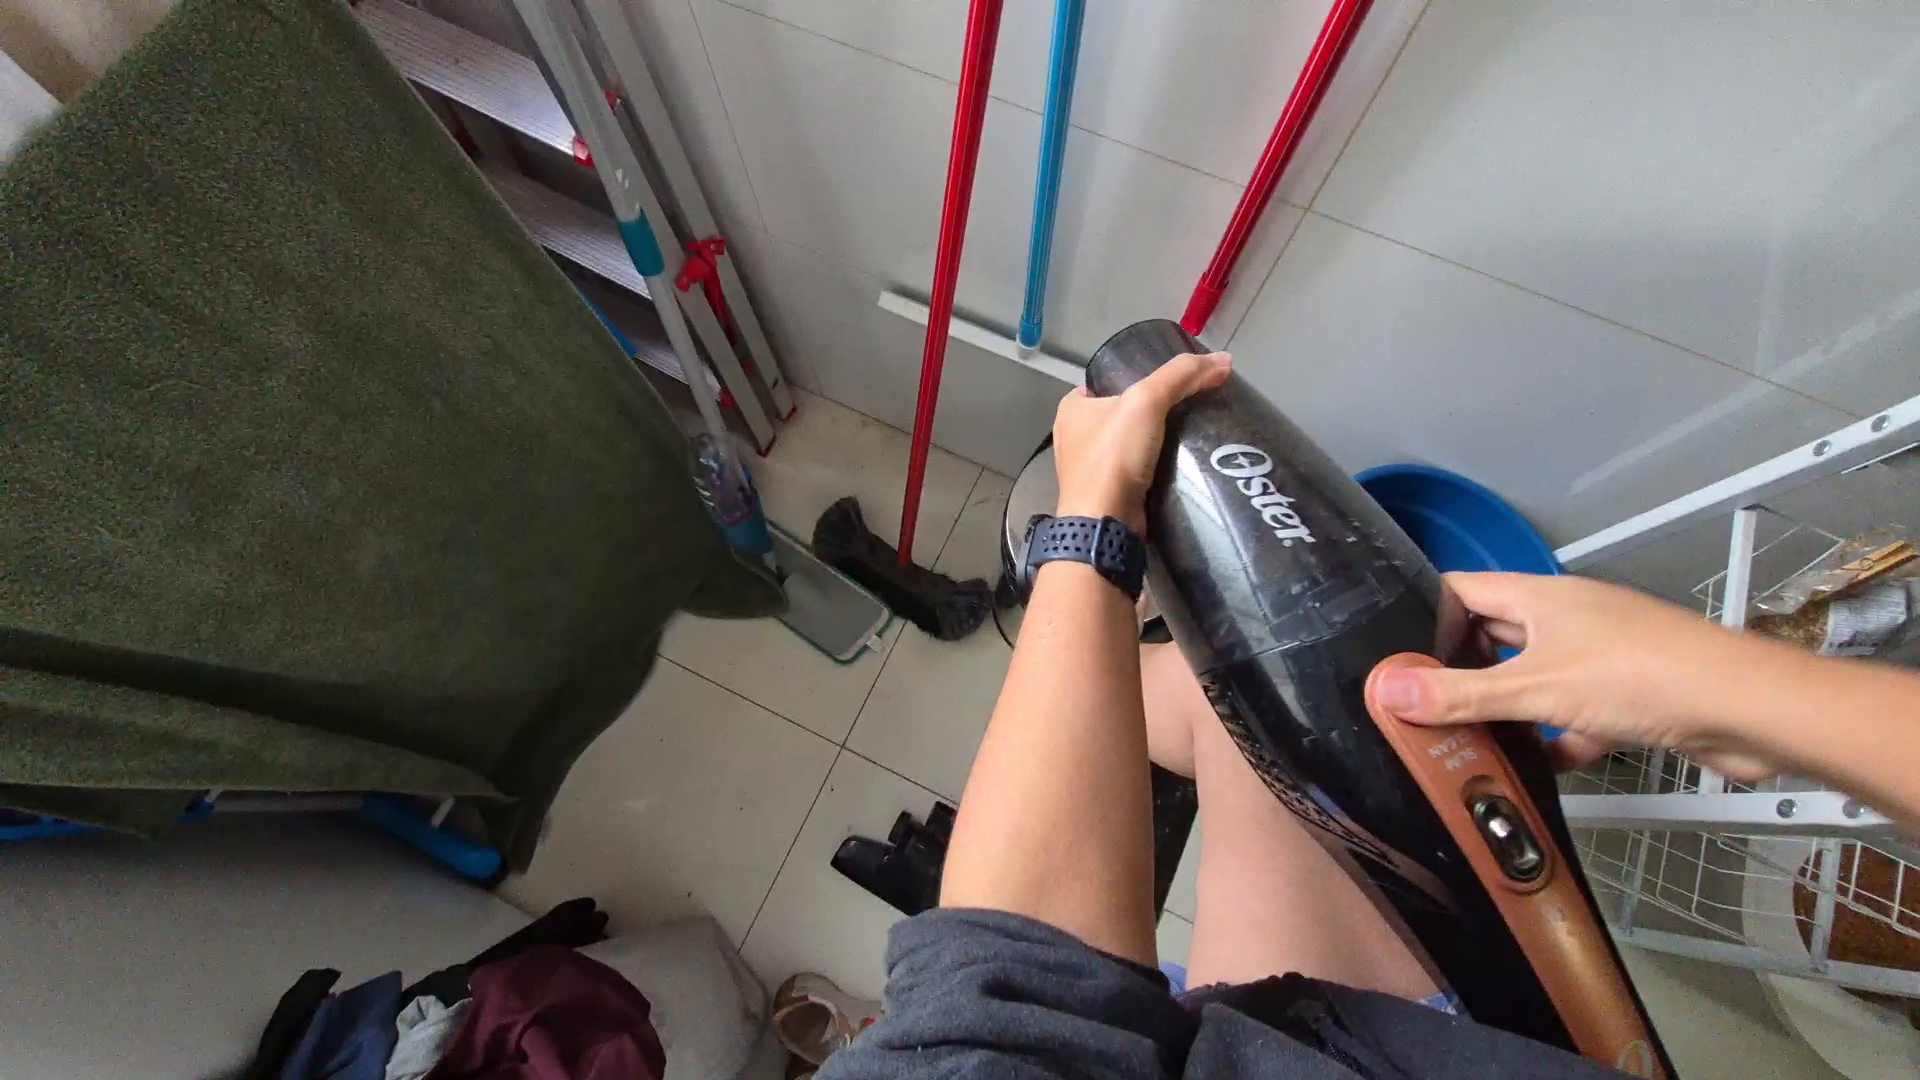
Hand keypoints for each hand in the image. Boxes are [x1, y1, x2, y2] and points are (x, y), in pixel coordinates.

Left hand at [1052, 352, 1231, 530]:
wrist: (1105, 522)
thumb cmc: (1114, 457)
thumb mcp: (1147, 402)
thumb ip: (1183, 376)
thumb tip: (1223, 361)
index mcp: (1072, 409)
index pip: (1109, 381)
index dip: (1140, 376)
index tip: (1173, 381)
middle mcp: (1075, 436)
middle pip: (1123, 411)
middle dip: (1153, 409)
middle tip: (1189, 405)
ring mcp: (1088, 467)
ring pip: (1129, 442)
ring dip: (1156, 439)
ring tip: (1191, 430)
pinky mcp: (1106, 491)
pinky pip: (1134, 469)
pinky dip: (1153, 464)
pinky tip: (1179, 460)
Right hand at [1372, 572, 1789, 780]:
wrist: (1761, 714)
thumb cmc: (1639, 678)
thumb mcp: (1534, 689)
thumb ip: (1458, 694)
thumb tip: (1382, 691)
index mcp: (1538, 597)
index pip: (1457, 589)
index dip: (1418, 610)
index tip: (1383, 645)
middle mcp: (1565, 617)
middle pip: (1490, 634)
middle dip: (1454, 665)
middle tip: (1412, 697)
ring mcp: (1600, 653)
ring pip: (1530, 674)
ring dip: (1503, 703)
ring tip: (1459, 732)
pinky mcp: (1630, 690)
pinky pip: (1572, 709)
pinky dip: (1554, 734)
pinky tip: (1537, 764)